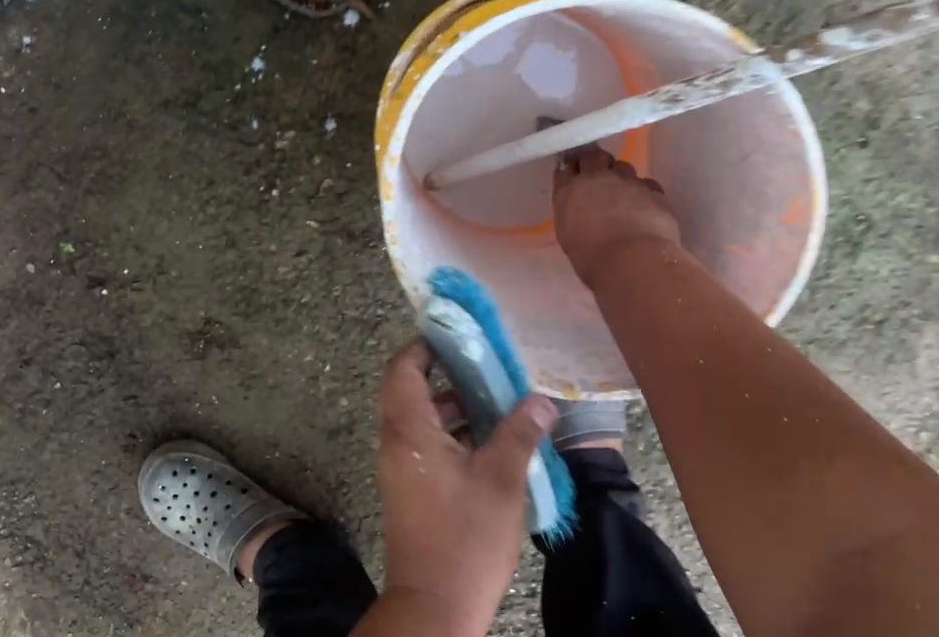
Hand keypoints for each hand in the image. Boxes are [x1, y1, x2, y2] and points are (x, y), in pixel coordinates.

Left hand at [370, 341, 557, 635]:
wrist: (435, 604)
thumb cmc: (466, 536)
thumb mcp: (501, 479)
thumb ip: (519, 433)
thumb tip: (541, 399)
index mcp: (409, 429)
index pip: (403, 369)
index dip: (423, 345)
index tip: (454, 333)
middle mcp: (396, 442)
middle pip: (412, 392)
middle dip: (449, 376)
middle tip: (487, 366)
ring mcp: (401, 468)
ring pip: (422, 421)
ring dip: (455, 409)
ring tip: (498, 402)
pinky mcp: (411, 490)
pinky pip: (427, 446)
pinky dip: (453, 436)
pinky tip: (491, 443)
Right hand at [551, 147, 681, 275]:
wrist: (632, 260)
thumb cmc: (592, 257)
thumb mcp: (569, 235)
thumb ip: (573, 214)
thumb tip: (581, 211)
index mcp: (569, 191)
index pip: (565, 168)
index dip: (570, 167)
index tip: (573, 172)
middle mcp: (597, 178)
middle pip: (593, 156)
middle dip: (594, 160)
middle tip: (597, 173)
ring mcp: (627, 181)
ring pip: (622, 166)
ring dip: (620, 175)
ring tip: (623, 192)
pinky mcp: (653, 191)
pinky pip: (647, 184)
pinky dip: (644, 192)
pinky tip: (645, 206)